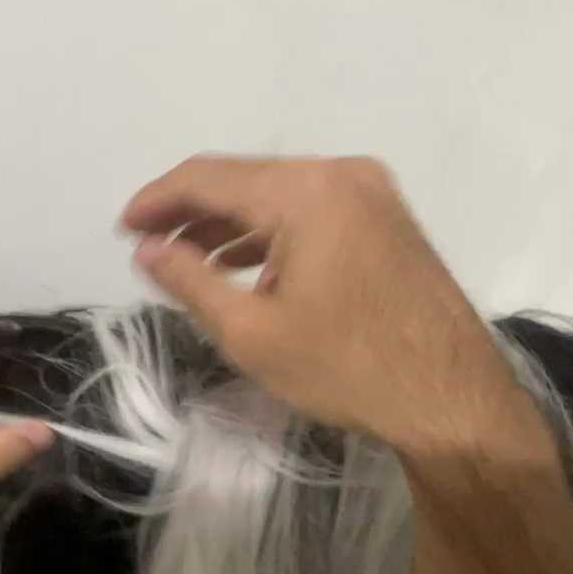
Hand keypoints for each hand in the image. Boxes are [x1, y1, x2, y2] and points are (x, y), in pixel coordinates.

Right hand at [122, 154, 527, 452]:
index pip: (206, 177)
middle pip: (242, 179)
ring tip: (184, 259)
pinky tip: (243, 267)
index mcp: (304, 191)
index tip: (122, 229)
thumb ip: (188, 279)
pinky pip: (309, 211)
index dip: (156, 200)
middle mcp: (339, 173)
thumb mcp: (249, 331)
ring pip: (276, 195)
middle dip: (188, 211)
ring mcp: (370, 193)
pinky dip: (267, 233)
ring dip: (226, 224)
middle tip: (147, 245)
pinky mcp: (386, 219)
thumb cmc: (344, 368)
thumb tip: (145, 250)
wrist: (451, 400)